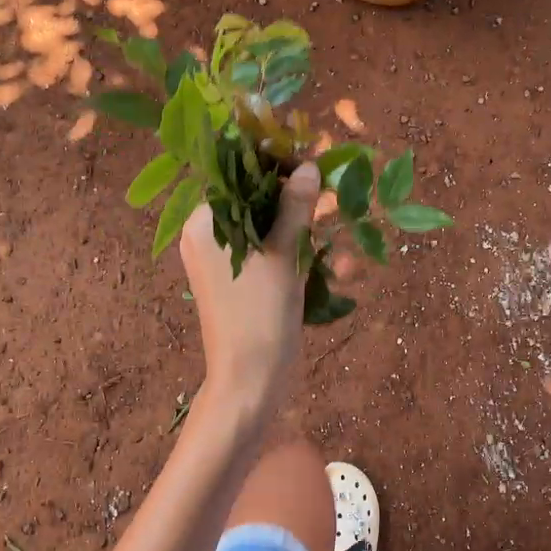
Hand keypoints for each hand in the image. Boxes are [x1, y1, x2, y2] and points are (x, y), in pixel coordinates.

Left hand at [179, 163, 321, 411]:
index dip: (276, 168)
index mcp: (205, 224)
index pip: (239, 177)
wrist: (250, 384)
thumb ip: (296, 206)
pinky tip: (339, 270)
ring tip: (345, 251)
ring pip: (271, 232)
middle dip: (300, 206)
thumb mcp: (284, 253)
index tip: (313, 166)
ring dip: (309, 237)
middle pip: (258, 203)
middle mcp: (209, 238)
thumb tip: (309, 167)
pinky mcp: (244, 285)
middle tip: (336, 202)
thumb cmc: (259, 312)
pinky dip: (301, 260)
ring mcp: (226, 264)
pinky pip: (273, 258)